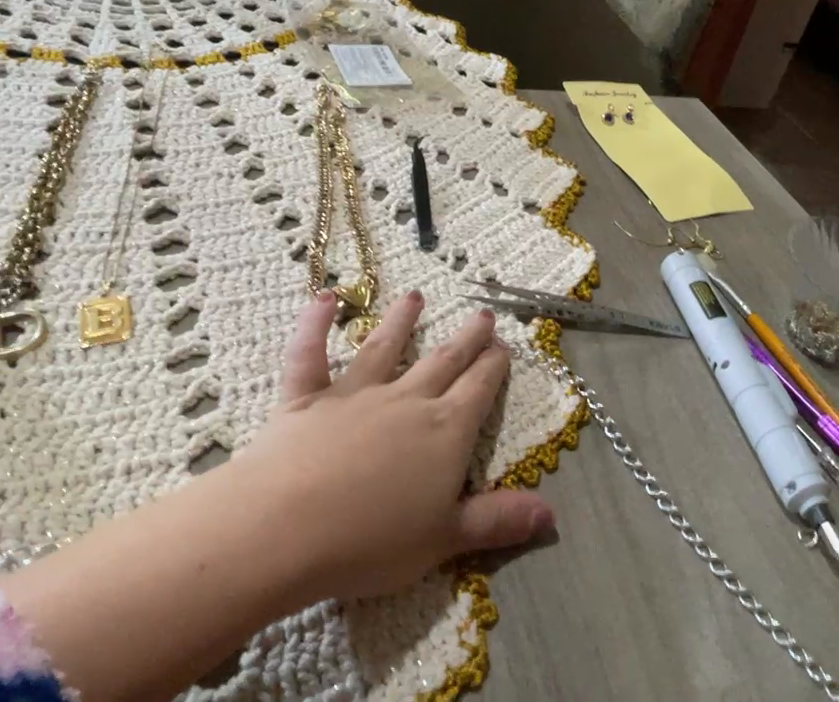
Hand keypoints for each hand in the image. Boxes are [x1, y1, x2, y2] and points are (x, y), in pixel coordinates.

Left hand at [235, 289, 555, 604]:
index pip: (478, 390)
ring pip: (384, 349)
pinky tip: (326, 298)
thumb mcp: (446, 539)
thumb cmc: (372, 541)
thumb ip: (498, 521)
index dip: (494, 368)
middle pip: (442, 362)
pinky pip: (310, 353)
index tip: (504, 346)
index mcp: (444, 433)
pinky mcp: (305, 397)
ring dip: (401, 322)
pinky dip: (315, 324)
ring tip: (416, 297)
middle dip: (466, 339)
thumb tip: (552, 514)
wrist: (285, 527)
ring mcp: (353, 394)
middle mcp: (405, 401)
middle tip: (483, 315)